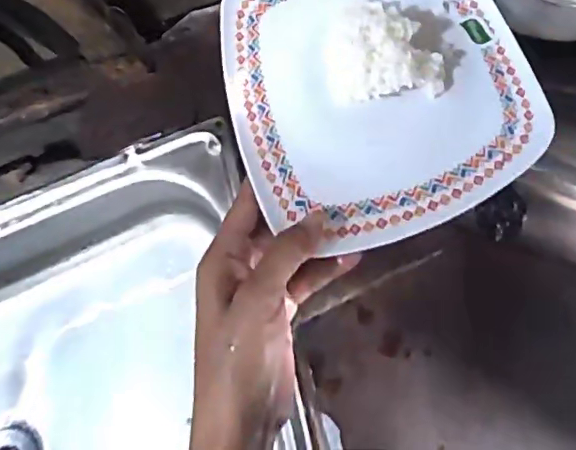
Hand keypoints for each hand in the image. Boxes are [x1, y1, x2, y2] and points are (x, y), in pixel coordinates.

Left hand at [192, 185, 358, 449]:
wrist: (239, 425)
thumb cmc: (236, 360)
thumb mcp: (258, 300)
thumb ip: (286, 254)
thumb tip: (318, 215)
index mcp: (223, 259)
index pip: (247, 205)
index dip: (270, 179)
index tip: (300, 152)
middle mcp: (241, 267)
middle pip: (274, 225)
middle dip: (303, 206)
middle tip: (337, 178)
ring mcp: (262, 288)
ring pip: (294, 249)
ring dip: (320, 237)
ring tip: (352, 213)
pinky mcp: (281, 309)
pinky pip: (306, 276)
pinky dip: (326, 266)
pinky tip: (352, 255)